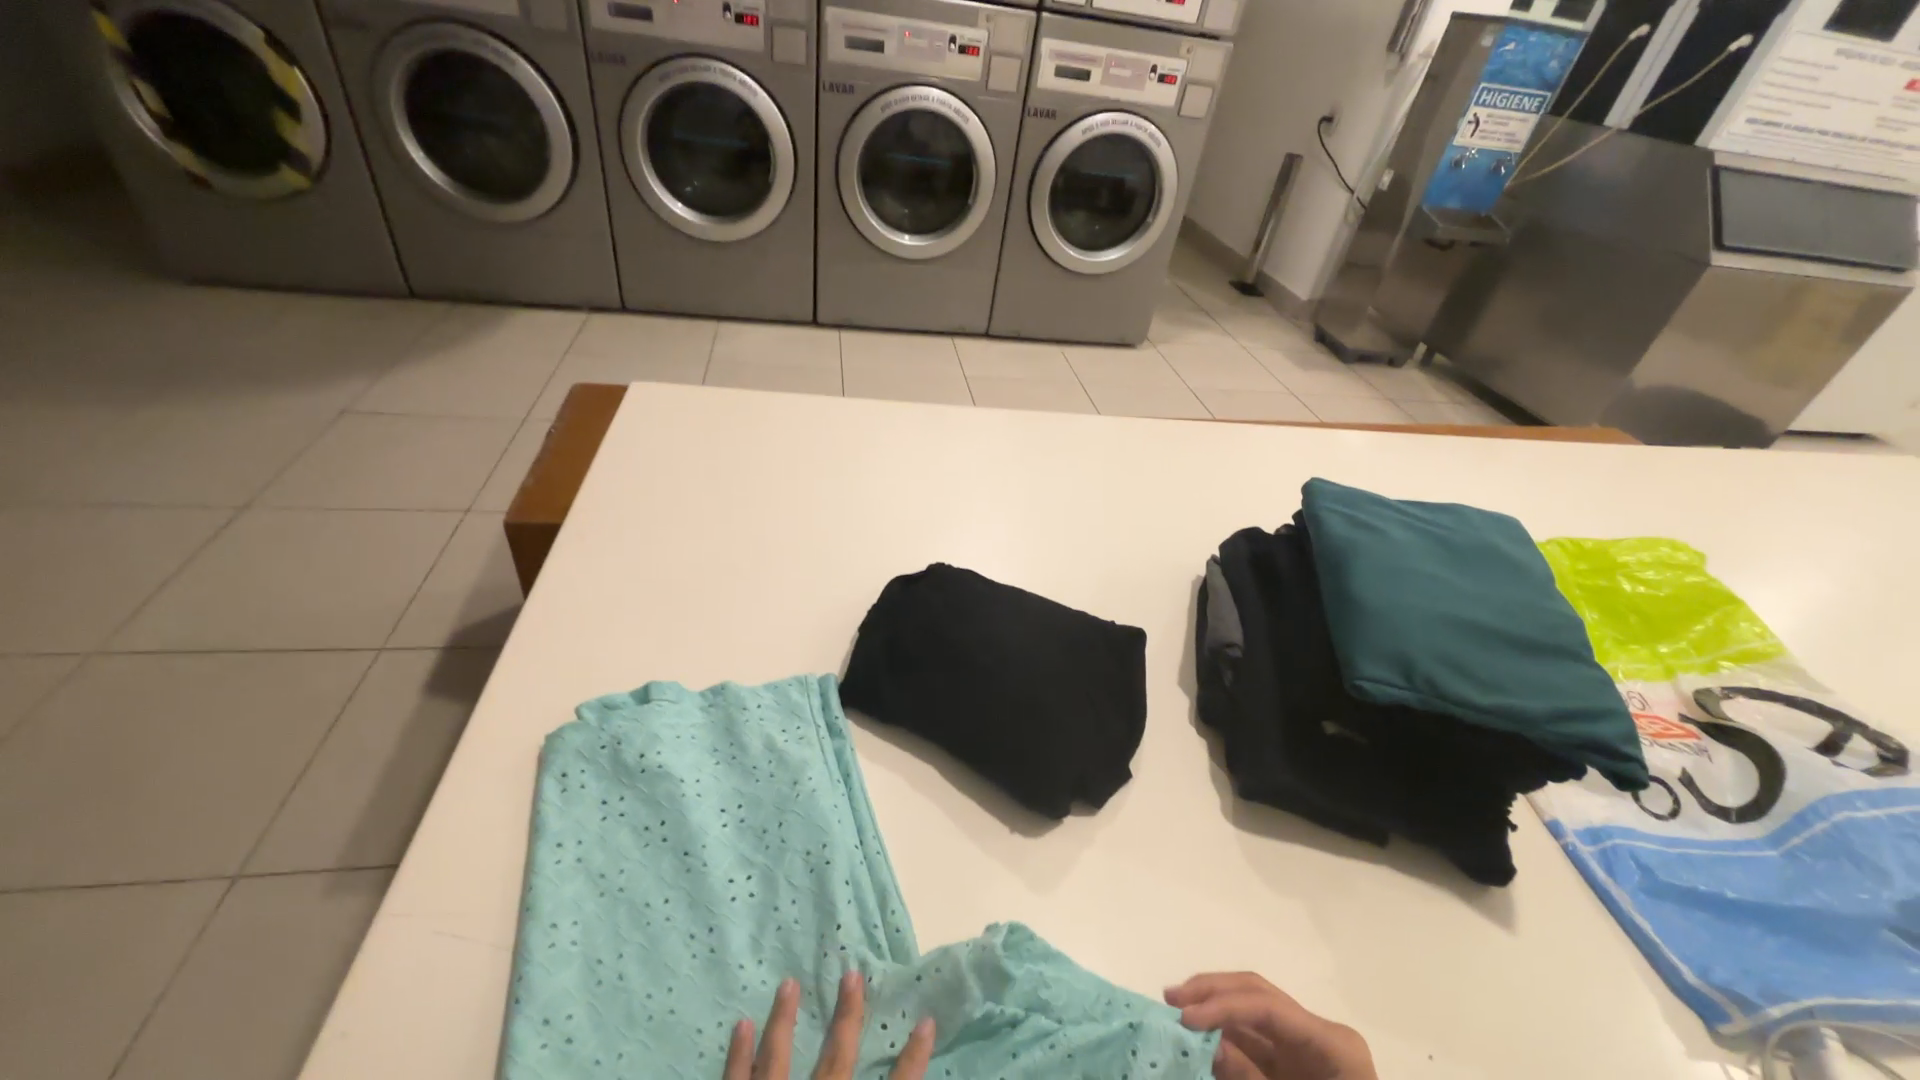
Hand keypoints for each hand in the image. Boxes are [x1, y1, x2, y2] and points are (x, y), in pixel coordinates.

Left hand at [724, 971, 934, 1079]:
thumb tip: (909, 1055)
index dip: (913, 1058)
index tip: (926, 1021)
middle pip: (837, 1061)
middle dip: (847, 1018)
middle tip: (851, 974)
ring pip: (776, 1063)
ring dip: (783, 1022)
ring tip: (788, 983)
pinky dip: (737, 1055)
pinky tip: (740, 1024)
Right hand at [1165, 973, 1376, 1079]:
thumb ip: (1250, 1079)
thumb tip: (1210, 1044)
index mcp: (1332, 1044)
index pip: (1268, 1006)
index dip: (1223, 1006)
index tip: (1185, 1018)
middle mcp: (1317, 1034)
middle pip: (1259, 995)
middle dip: (1214, 992)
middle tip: (1171, 999)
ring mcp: (1305, 1049)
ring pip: (1252, 1012)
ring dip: (1213, 1007)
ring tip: (1176, 1009)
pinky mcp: (1292, 1066)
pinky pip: (1253, 1041)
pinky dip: (1224, 1035)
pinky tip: (1198, 1038)